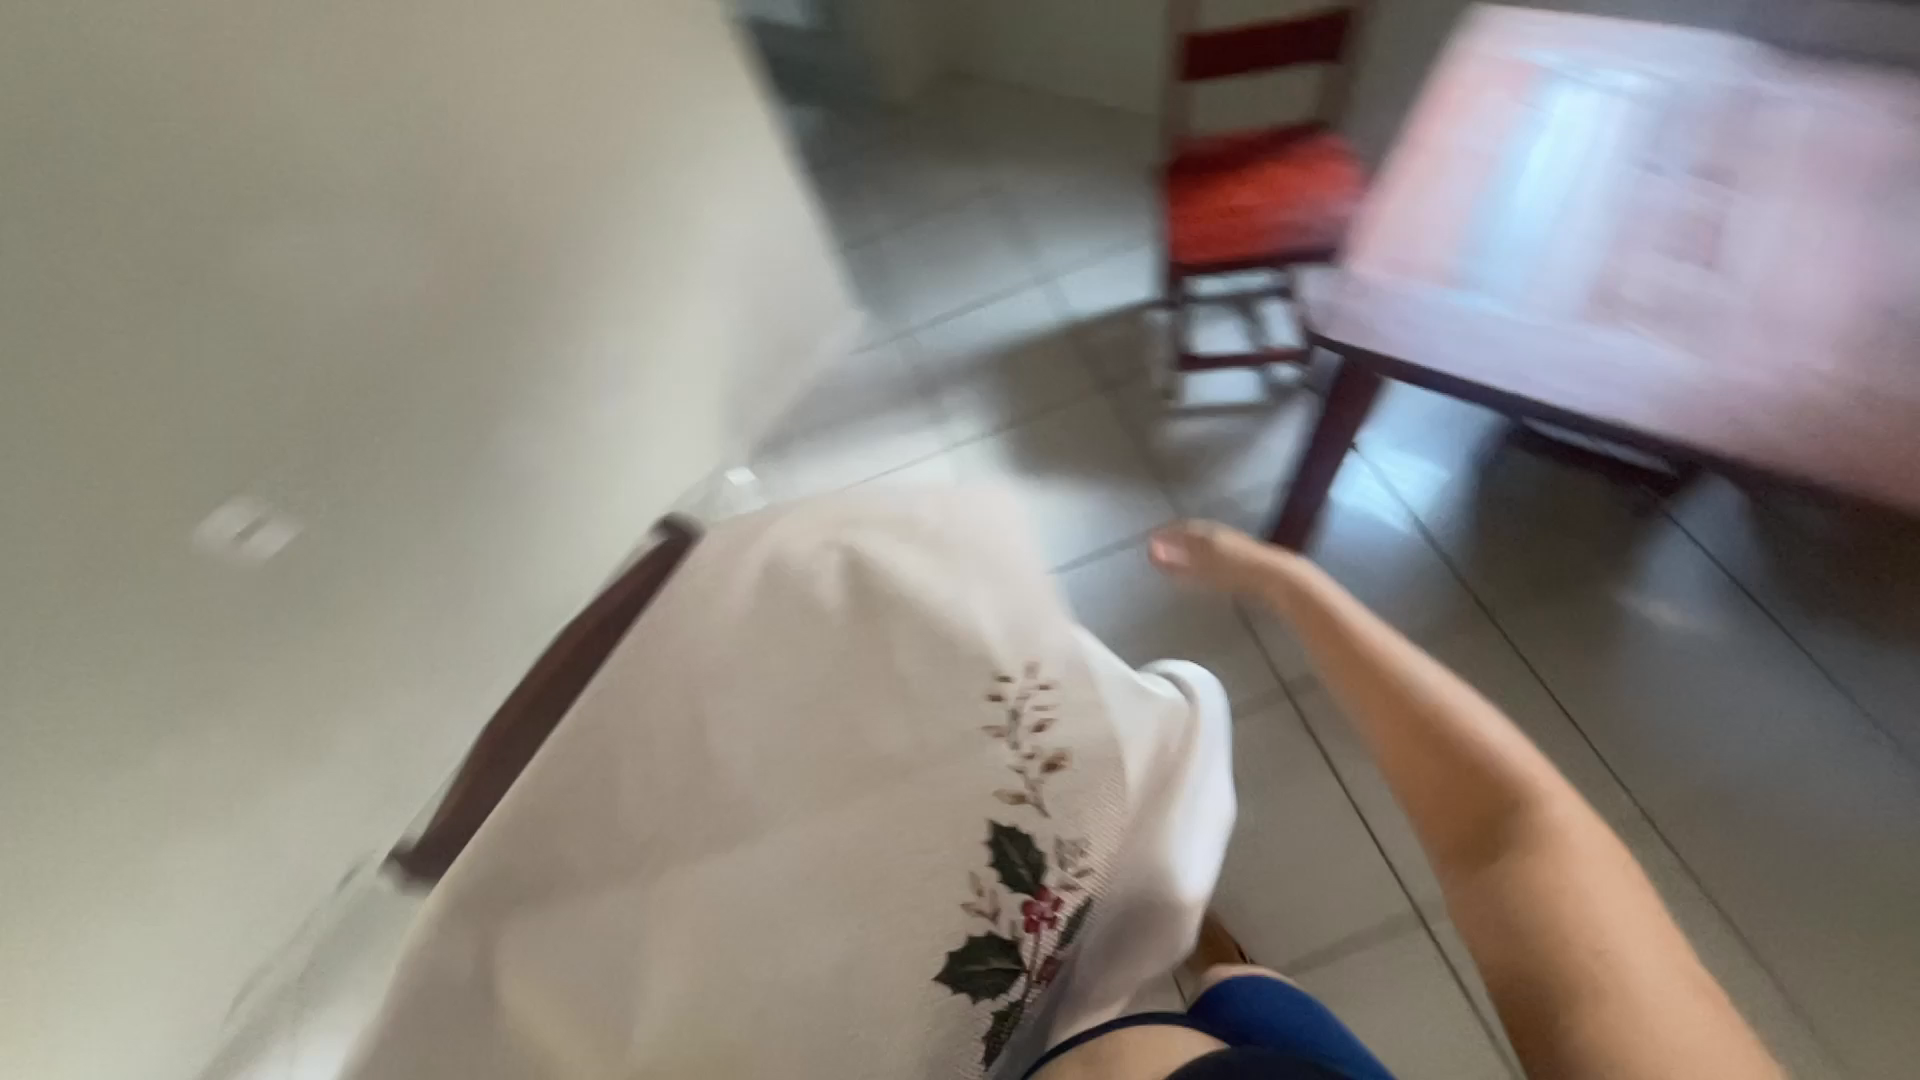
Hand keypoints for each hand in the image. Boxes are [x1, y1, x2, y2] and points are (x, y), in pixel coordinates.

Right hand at [1147, 520, 1294, 595]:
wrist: (1275, 576)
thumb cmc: (1236, 567)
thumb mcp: (1202, 560)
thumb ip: (1176, 557)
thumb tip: (1150, 548)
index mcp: (1207, 532)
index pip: (1181, 527)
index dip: (1165, 532)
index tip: (1150, 539)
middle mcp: (1217, 535)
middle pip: (1191, 535)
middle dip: (1174, 540)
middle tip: (1160, 549)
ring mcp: (1230, 547)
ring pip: (1202, 545)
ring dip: (1187, 550)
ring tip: (1176, 558)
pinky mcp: (1240, 561)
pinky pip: (1213, 556)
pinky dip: (1199, 559)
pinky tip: (1200, 569)